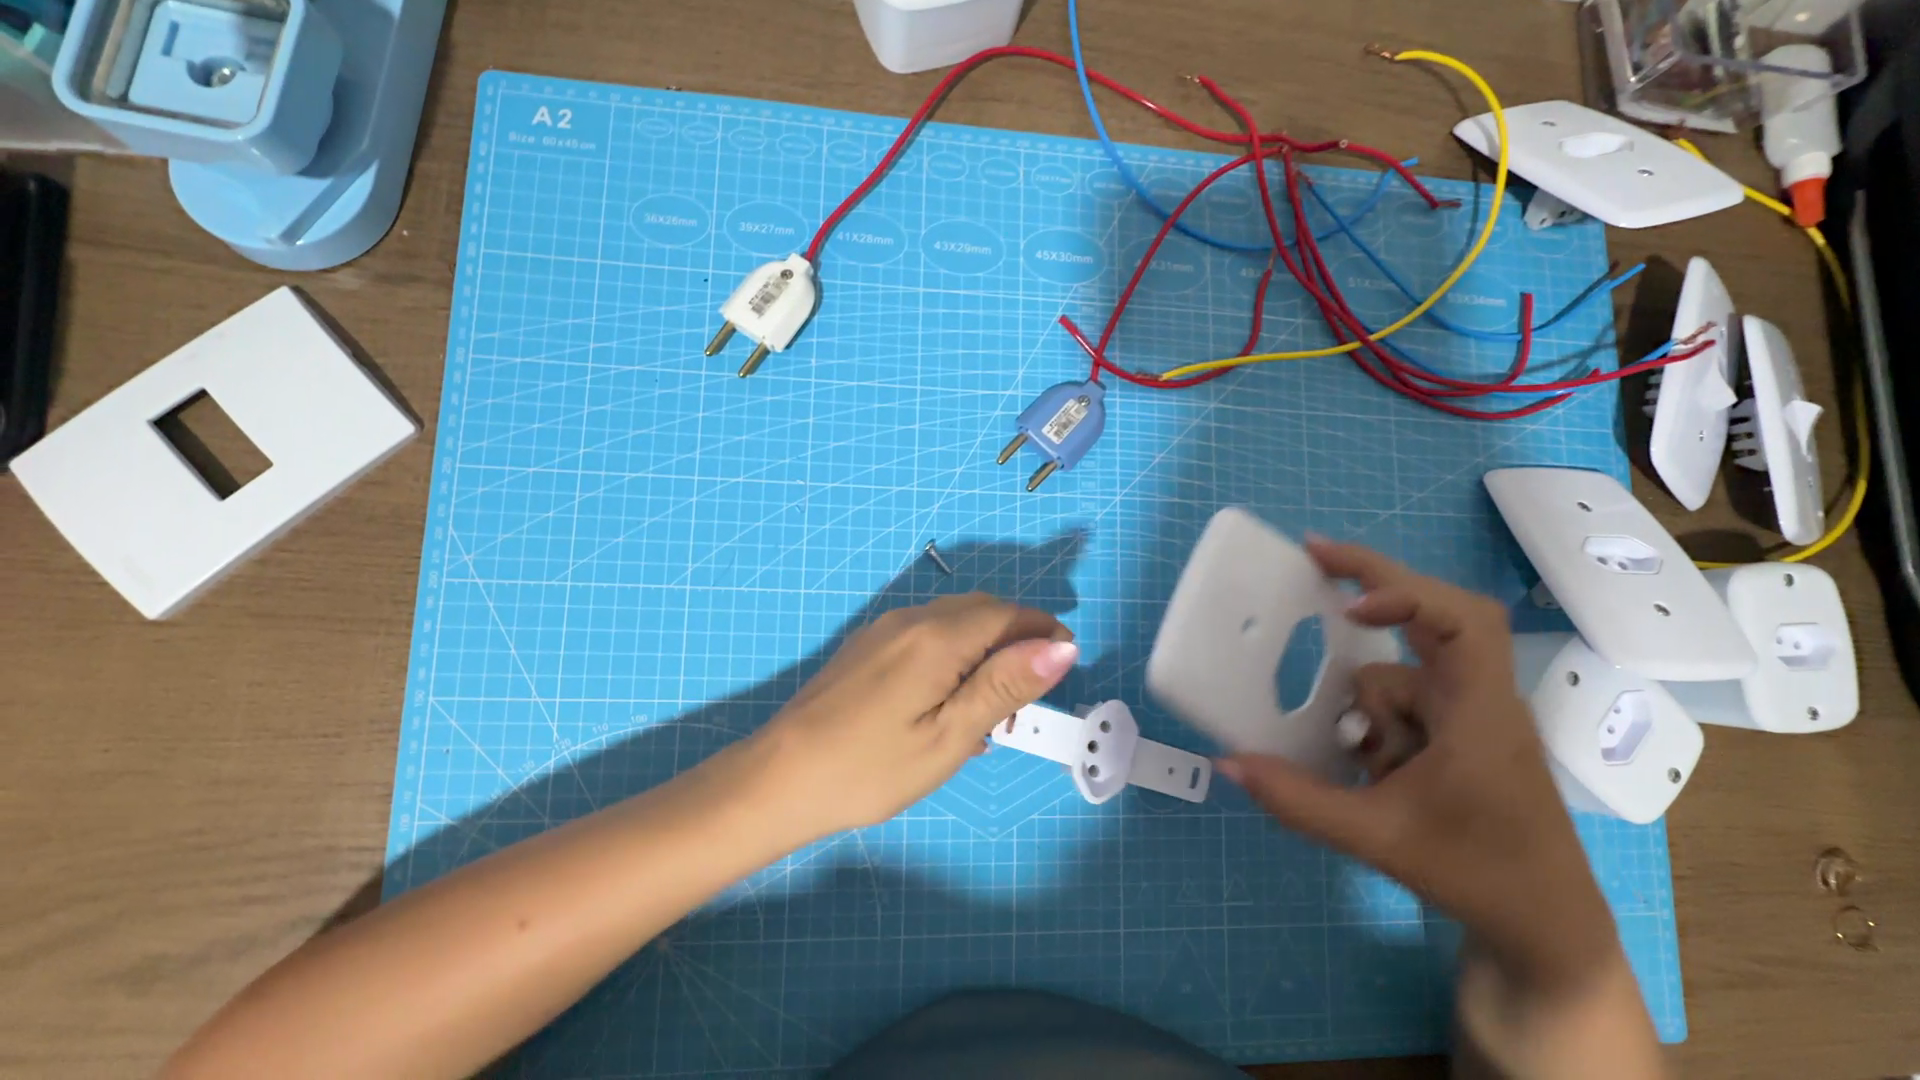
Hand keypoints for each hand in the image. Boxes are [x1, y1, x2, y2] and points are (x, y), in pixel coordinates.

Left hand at [736, 593, 1077, 843]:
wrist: (778, 779)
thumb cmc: (871, 768)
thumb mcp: (950, 734)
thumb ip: (1005, 684)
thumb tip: (1061, 645)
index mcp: (938, 636)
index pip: (1009, 613)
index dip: (1044, 632)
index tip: (1066, 667)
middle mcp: (911, 620)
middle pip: (982, 611)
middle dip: (1017, 641)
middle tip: (1027, 699)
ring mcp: (882, 632)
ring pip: (952, 623)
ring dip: (984, 650)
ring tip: (990, 711)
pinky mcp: (864, 649)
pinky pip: (925, 638)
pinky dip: (953, 658)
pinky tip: (948, 704)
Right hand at [1218, 539, 1617, 994]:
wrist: (1543, 922)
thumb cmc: (1476, 874)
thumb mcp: (1376, 838)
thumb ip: (1297, 801)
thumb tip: (1228, 762)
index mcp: (1478, 712)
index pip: (1460, 622)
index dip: (1403, 595)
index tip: (1342, 606)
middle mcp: (1477, 697)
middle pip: (1436, 613)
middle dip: (1375, 582)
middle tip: (1312, 557)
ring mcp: (1469, 712)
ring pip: (1402, 672)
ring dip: (1369, 708)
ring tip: (1366, 769)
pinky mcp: (1457, 730)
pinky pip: (1404, 700)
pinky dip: (1376, 722)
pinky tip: (1373, 772)